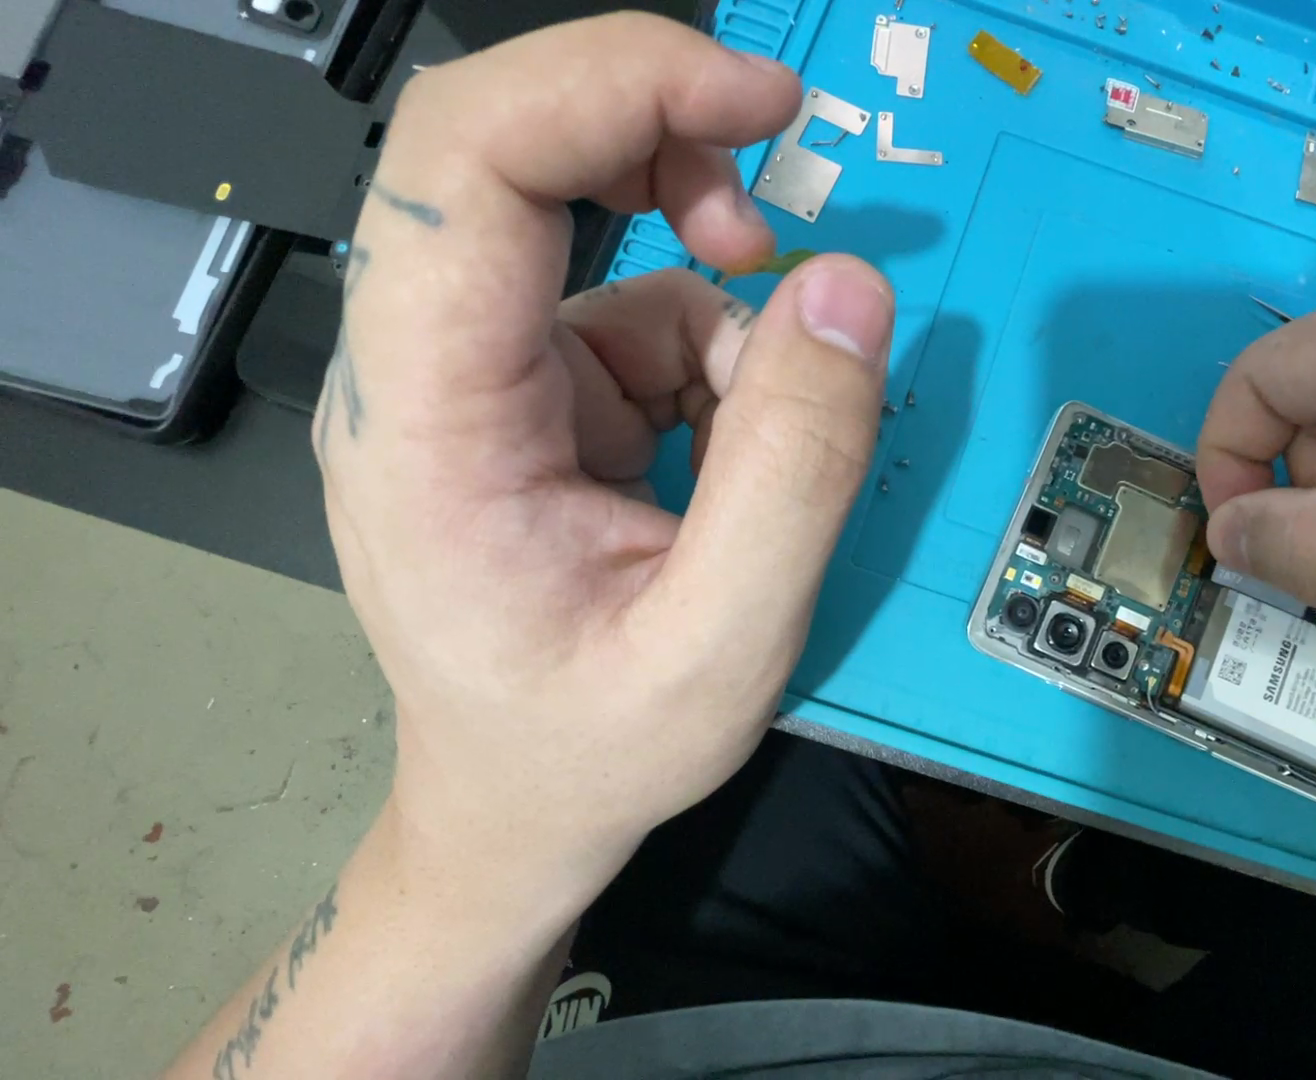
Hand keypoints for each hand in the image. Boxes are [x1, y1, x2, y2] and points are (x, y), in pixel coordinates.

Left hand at [314, 16, 892, 922]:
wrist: (526, 808)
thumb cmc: (598, 748)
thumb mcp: (727, 639)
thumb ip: (799, 467)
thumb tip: (849, 291)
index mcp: (432, 420)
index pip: (475, 166)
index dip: (619, 86)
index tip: (765, 105)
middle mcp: (434, 373)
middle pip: (522, 165)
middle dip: (668, 159)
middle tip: (771, 234)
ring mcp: (492, 382)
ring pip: (624, 265)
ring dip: (728, 316)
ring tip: (770, 433)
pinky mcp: (548, 402)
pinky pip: (656, 332)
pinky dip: (728, 372)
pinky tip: (740, 460)